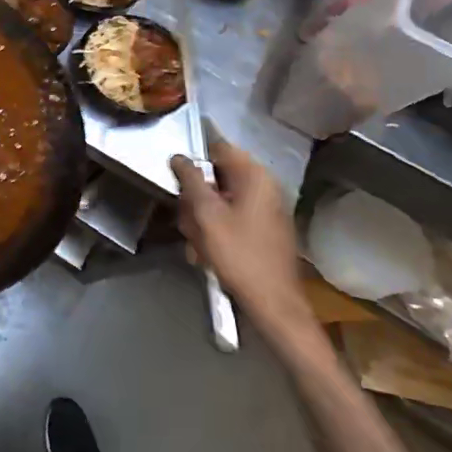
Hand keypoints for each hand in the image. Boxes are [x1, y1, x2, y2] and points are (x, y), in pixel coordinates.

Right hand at [171, 138, 304, 317]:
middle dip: (197, 198)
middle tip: (187, 220)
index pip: (219, 148)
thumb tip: (179, 157)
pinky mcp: (264, 230)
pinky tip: (207, 253)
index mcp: (255, 176)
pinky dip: (216, 232)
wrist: (274, 304)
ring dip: (203, 219)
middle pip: (218, 177)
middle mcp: (265, 186)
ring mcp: (266, 209)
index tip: (178, 180)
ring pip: (221, 201)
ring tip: (197, 244)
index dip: (195, 160)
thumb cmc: (239, 255)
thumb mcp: (207, 215)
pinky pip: (231, 219)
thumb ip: (190, 180)